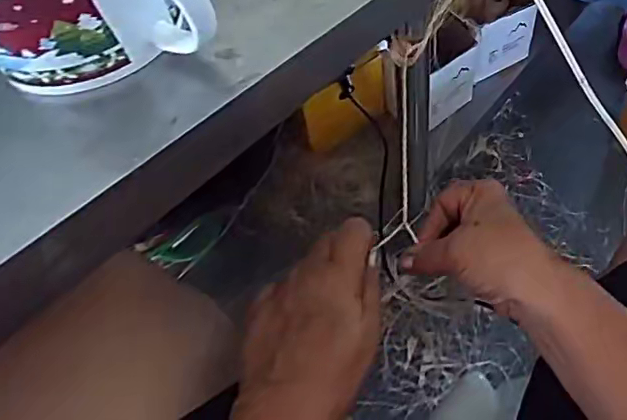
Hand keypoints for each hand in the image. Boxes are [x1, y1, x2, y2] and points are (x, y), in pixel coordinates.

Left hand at [232, 218, 380, 419]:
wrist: (279, 415)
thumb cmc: (334, 376)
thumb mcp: (369, 333)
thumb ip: (370, 288)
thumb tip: (368, 263)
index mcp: (338, 274)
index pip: (353, 226)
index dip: (362, 239)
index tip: (364, 259)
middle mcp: (307, 272)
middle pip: (327, 239)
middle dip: (339, 254)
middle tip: (345, 287)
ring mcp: (278, 289)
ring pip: (303, 264)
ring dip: (314, 276)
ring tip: (317, 312)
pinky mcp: (256, 309)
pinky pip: (279, 287)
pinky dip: (289, 296)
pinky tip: (292, 322)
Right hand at [399, 179, 570, 317]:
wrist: (533, 289)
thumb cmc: (495, 258)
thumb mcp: (454, 252)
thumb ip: (426, 255)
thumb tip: (404, 260)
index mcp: (481, 191)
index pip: (442, 201)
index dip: (429, 225)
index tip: (421, 252)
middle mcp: (488, 205)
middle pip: (449, 220)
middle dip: (437, 243)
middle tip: (429, 264)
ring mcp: (494, 230)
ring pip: (458, 240)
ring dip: (448, 257)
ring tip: (445, 272)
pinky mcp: (497, 254)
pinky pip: (470, 256)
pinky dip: (461, 267)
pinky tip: (460, 279)